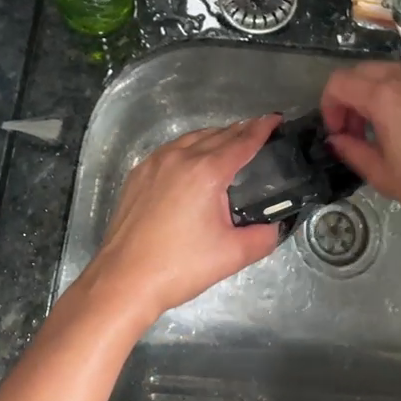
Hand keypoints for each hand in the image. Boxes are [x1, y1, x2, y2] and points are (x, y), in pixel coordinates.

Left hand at [87, 116, 283, 320]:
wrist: (124, 280)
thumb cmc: (180, 266)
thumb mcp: (232, 255)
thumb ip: (264, 237)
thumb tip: (275, 227)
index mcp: (206, 171)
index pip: (242, 141)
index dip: (262, 129)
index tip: (276, 120)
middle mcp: (181, 157)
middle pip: (219, 135)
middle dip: (241, 131)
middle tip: (260, 134)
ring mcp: (155, 163)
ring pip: (193, 138)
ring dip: (215, 137)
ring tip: (230, 146)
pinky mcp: (139, 174)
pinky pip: (171, 149)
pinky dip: (190, 148)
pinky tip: (194, 162)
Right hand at [321, 63, 400, 230]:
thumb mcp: (384, 176)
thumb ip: (353, 152)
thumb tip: (337, 140)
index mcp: (384, 96)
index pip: (339, 83)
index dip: (328, 107)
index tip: (336, 134)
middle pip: (360, 73)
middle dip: (347, 99)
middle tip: (353, 133)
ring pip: (384, 74)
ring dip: (370, 96)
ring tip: (377, 132)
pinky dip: (393, 96)